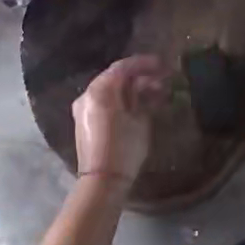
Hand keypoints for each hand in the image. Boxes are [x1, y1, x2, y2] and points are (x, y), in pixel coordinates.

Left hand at [72, 55, 168, 187]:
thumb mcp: (140, 120)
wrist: (102, 180)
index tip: (162, 64)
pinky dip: (119, 100)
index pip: (123, 67)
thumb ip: (143, 97)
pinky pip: (103, 103)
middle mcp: (87, 95)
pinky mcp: (83, 121)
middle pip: (114, 78)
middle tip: (161, 80)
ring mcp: (82, 109)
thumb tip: (150, 85)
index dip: (144, 64)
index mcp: (100, 91)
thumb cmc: (125, 148)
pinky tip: (137, 106)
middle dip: (138, 77)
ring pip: (109, 91)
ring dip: (130, 90)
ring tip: (154, 94)